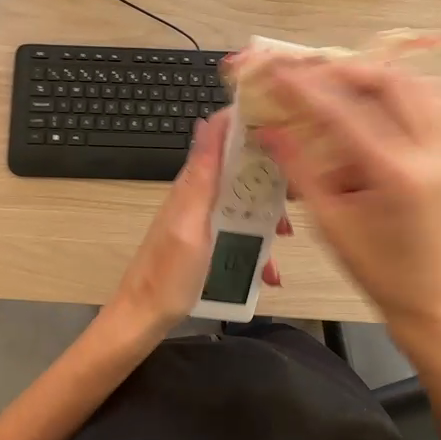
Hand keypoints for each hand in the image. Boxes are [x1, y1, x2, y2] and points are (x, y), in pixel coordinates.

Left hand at [106, 109, 284, 337]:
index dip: (249, 128)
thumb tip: (207, 121)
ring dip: (267, 219)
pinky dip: (256, 249)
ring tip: (285, 238)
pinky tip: (268, 271)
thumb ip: (203, 175)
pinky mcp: (206, 244)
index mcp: (194, 185)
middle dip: (270, 182)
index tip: (283, 129)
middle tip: (296, 198)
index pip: (220, 138)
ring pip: (244, 205)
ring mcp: (202, 221)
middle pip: (240, 173)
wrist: (144, 318)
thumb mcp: (191, 222)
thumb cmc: (169, 274)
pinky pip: (239, 235)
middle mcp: (198, 197)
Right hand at [256, 57, 440, 340]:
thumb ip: (299, 168)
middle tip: (309, 76)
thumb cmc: (377, 268)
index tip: (277, 72)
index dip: (306, 88)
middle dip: (343, 71)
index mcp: (397, 174)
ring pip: (415, 83)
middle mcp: (430, 153)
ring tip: (339, 86)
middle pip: (388, 81)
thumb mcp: (328, 221)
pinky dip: (399, 90)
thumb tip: (268, 129)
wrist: (431, 298)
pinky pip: (432, 100)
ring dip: (374, 76)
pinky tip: (372, 104)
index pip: (344, 112)